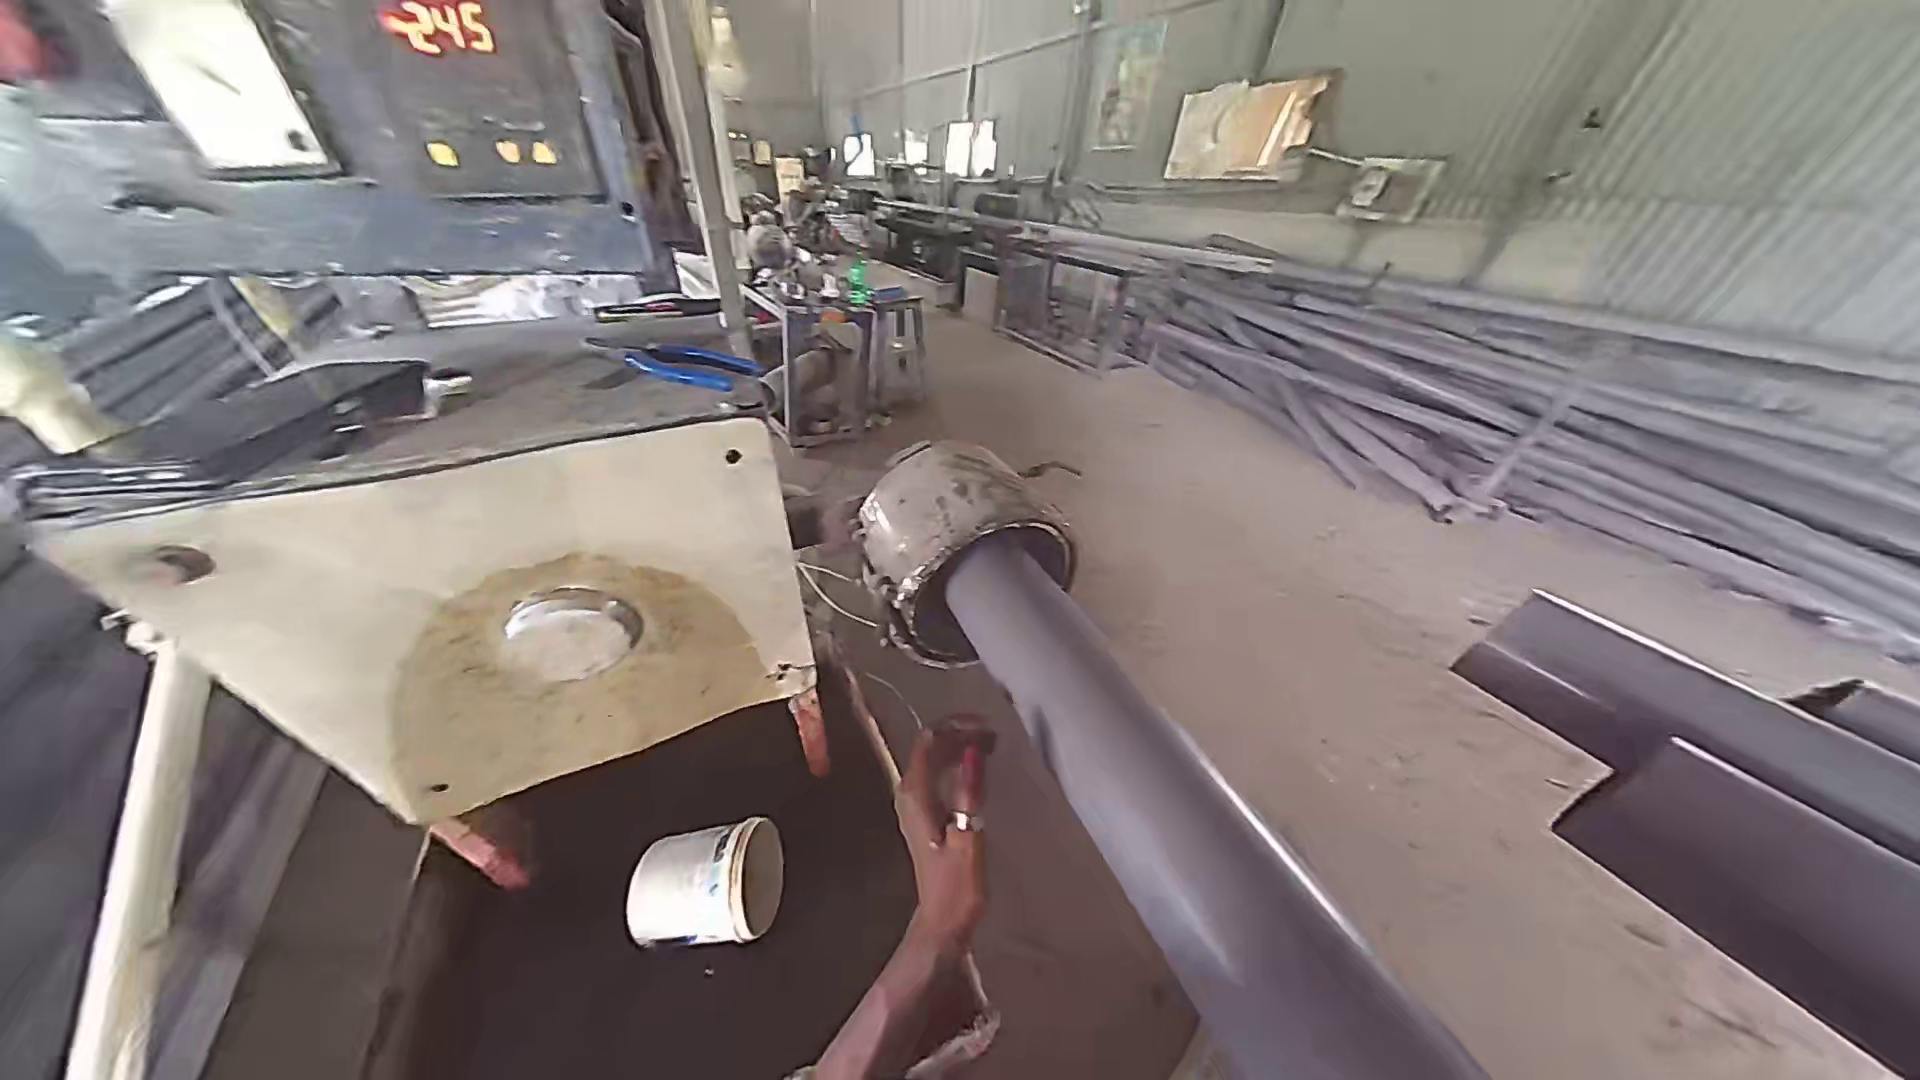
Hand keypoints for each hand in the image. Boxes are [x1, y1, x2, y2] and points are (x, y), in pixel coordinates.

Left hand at [895, 719, 989, 957]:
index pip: (930, 740)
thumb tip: (974, 751)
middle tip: (994, 735)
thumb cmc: (956, 885)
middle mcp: (908, 791)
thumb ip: (969, 792)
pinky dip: (958, 761)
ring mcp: (914, 800)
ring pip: (935, 756)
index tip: (987, 728)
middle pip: (931, 744)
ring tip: (991, 744)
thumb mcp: (967, 838)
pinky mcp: (924, 809)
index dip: (957, 726)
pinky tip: (979, 764)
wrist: (942, 922)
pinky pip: (939, 770)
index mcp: (914, 794)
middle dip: (961, 732)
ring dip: (961, 745)